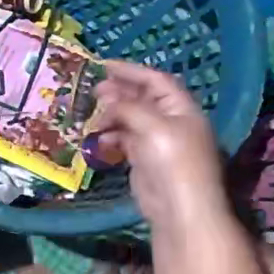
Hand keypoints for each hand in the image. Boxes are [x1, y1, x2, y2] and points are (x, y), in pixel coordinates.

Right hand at [87, 61, 230, 233]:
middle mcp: (170, 121)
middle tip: (93, 91)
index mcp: (181, 108)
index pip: (155, 80)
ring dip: (111, 115)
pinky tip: (99, 140)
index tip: (103, 65)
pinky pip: (125, 139)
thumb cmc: (172, 161)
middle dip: (118, 92)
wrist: (178, 208)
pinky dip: (111, 136)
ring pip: (130, 119)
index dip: (130, 71)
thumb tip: (106, 96)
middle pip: (142, 98)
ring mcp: (157, 141)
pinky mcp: (144, 159)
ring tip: (93, 117)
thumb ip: (128, 107)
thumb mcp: (152, 127)